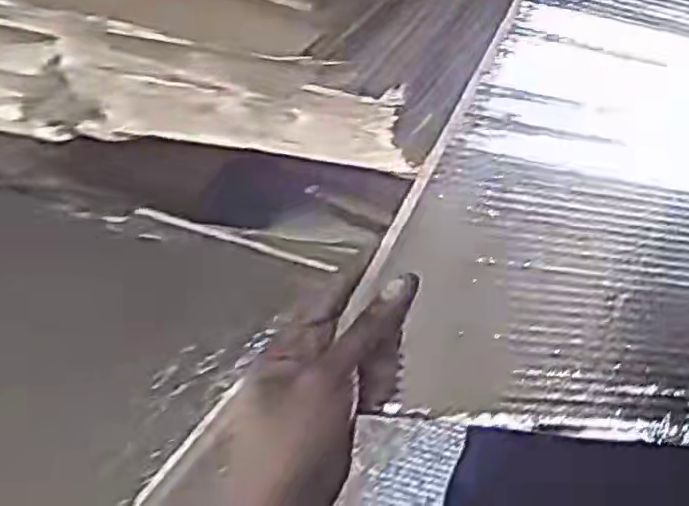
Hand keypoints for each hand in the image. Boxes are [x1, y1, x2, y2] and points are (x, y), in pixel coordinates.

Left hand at [216, 264, 419, 505]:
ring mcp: (324, 387)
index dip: (360, 270)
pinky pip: (375, 377)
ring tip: (381, 387)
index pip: (330, 295)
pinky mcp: (344, 408)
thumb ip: (367, 327)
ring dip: (384, 362)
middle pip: (357, 321)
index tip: (390, 243)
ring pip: (371, 350)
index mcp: (287, 350)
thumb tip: (401, 281)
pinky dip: (385, 381)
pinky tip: (383, 397)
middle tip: (391, 345)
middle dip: (380, 331)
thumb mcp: (329, 377)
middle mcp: (304, 363)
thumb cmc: (289, 446)